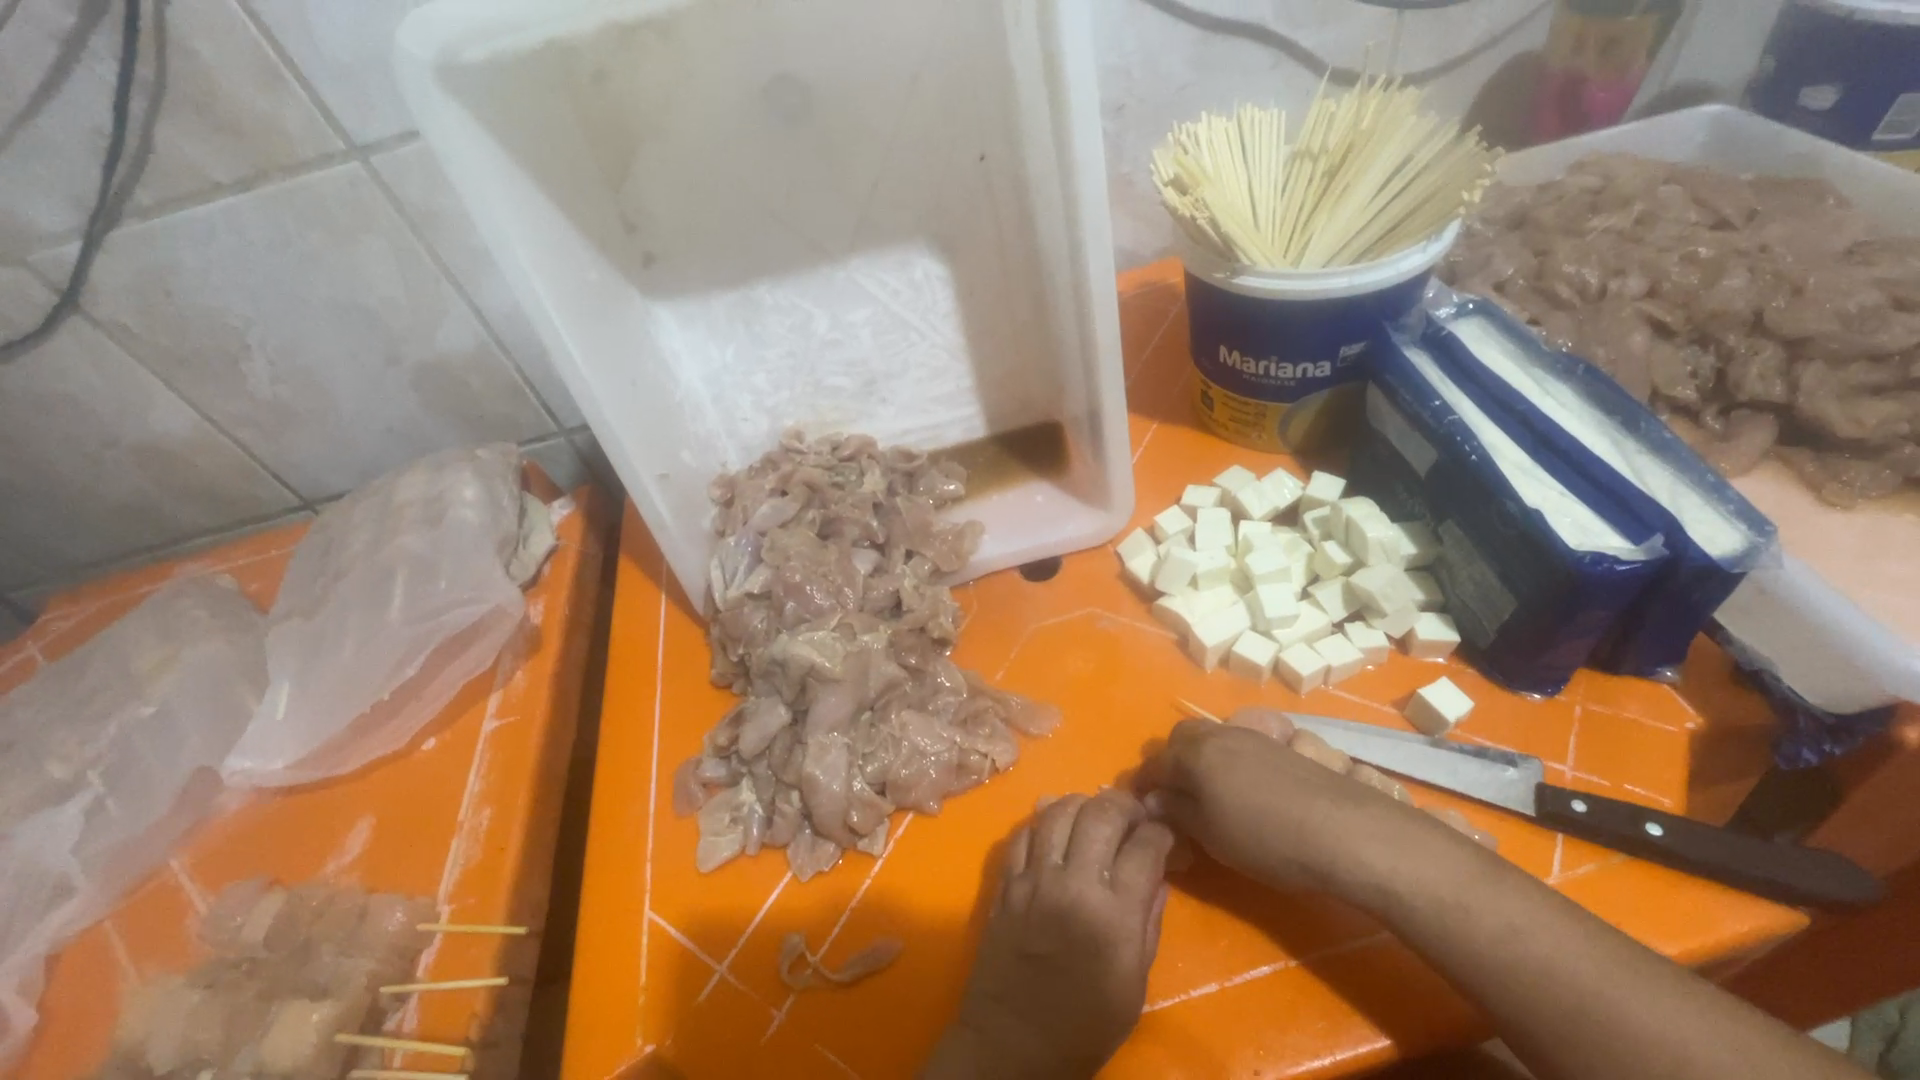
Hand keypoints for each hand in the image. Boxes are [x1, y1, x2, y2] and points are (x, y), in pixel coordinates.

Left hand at [923, 791, 1173, 1079]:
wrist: (1012, 1043)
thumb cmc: (1084, 1025)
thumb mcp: (1135, 984)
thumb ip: (1148, 922)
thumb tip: (1158, 875)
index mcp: (1114, 914)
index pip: (1145, 845)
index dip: (1160, 833)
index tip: (1164, 837)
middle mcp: (1074, 884)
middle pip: (1102, 813)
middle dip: (1125, 805)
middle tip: (1133, 816)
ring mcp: (1034, 880)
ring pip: (1058, 811)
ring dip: (1082, 804)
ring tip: (1094, 815)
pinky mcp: (1005, 883)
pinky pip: (1024, 833)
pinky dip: (1042, 820)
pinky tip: (1055, 827)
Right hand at [1137, 710, 1444, 896]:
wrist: (1345, 832)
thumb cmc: (1265, 837)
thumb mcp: (1209, 834)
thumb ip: (1176, 812)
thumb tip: (1152, 800)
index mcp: (1196, 752)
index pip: (1155, 762)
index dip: (1144, 785)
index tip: (1142, 809)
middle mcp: (1223, 734)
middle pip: (1186, 738)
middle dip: (1174, 762)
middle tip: (1177, 797)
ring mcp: (1260, 737)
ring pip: (1219, 738)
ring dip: (1207, 759)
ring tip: (1213, 794)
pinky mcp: (1290, 748)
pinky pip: (1249, 745)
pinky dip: (1238, 761)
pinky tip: (1251, 789)